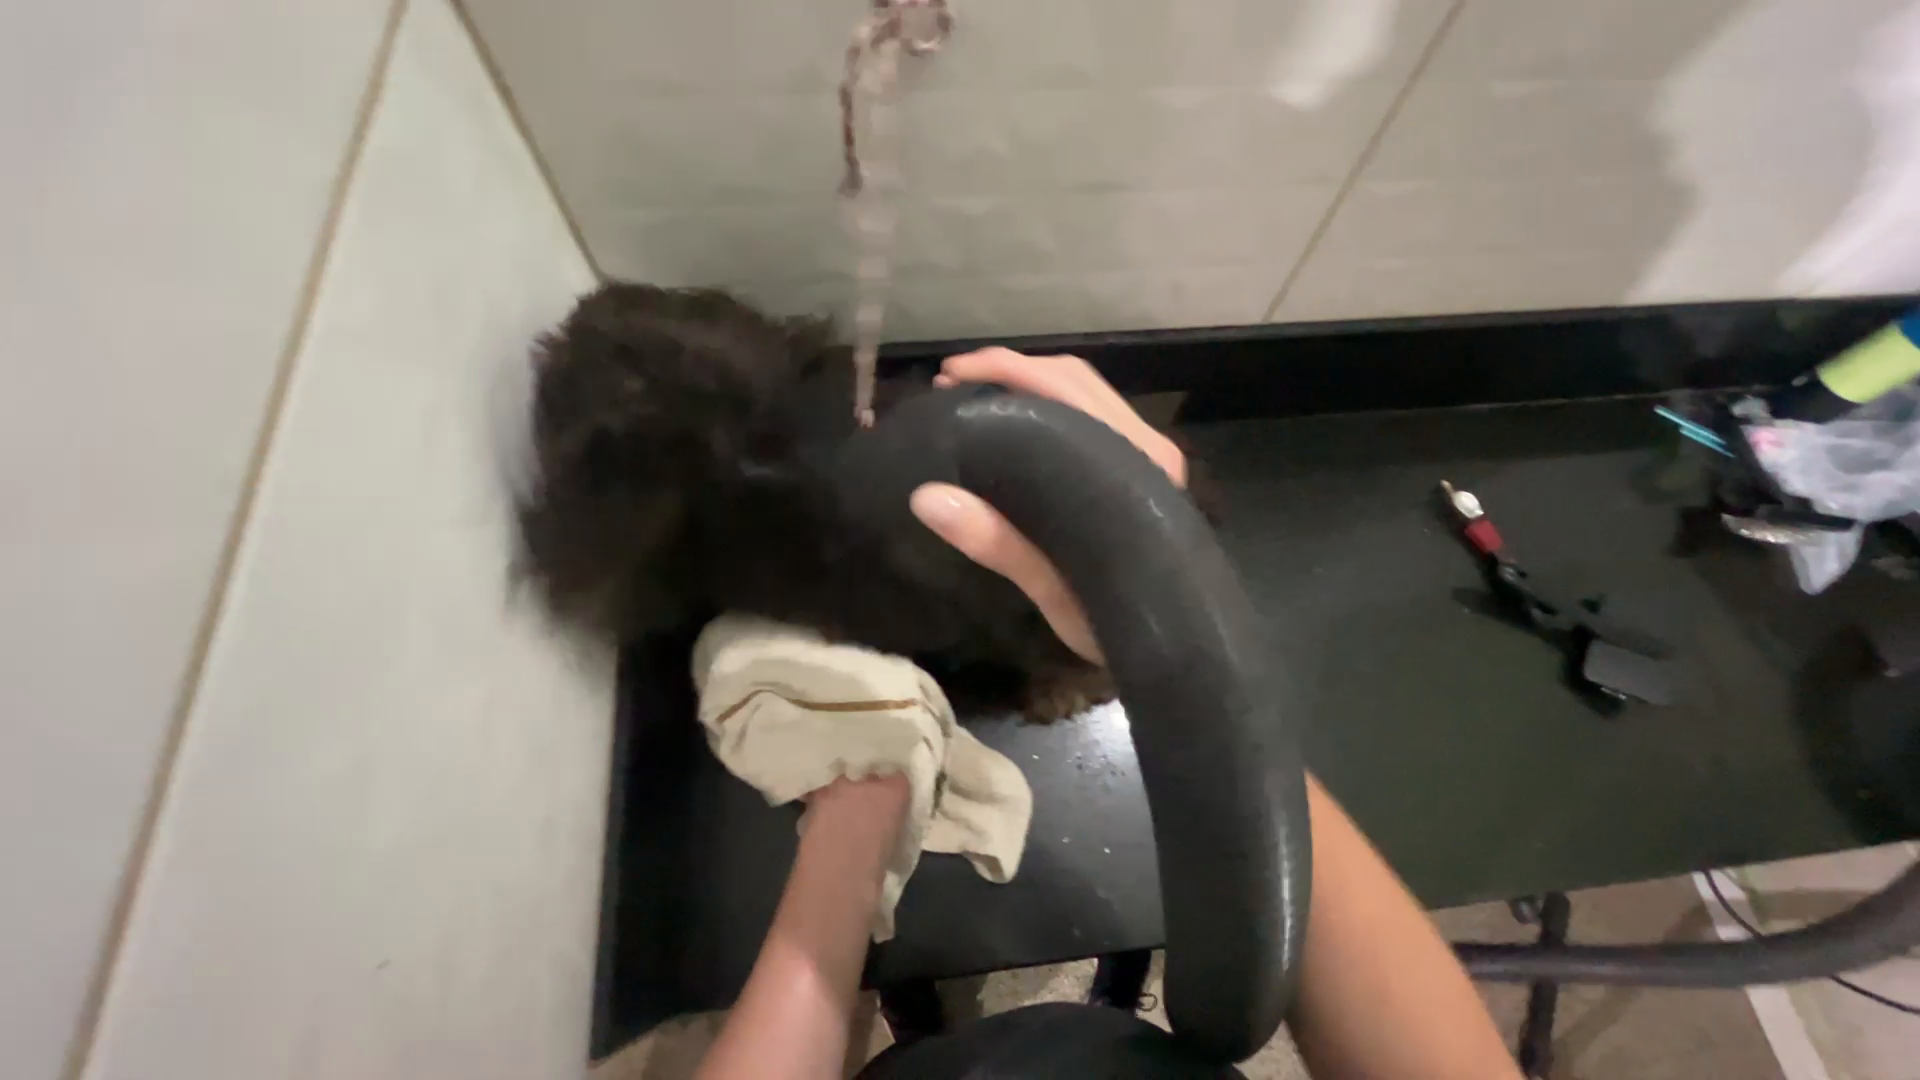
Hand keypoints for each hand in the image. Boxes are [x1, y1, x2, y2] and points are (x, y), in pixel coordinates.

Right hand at [908, 348, 1187, 663]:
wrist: (1175, 648)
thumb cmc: (1120, 623)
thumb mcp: (1056, 590)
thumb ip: (1000, 545)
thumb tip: (927, 497)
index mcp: (1135, 463)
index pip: (1067, 388)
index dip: (1006, 370)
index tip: (949, 376)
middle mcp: (1148, 445)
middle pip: (1075, 379)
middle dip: (1010, 369)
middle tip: (951, 382)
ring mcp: (1148, 454)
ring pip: (1085, 393)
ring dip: (1028, 384)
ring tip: (973, 395)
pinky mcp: (1142, 468)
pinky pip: (1091, 416)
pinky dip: (1047, 406)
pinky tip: (1013, 424)